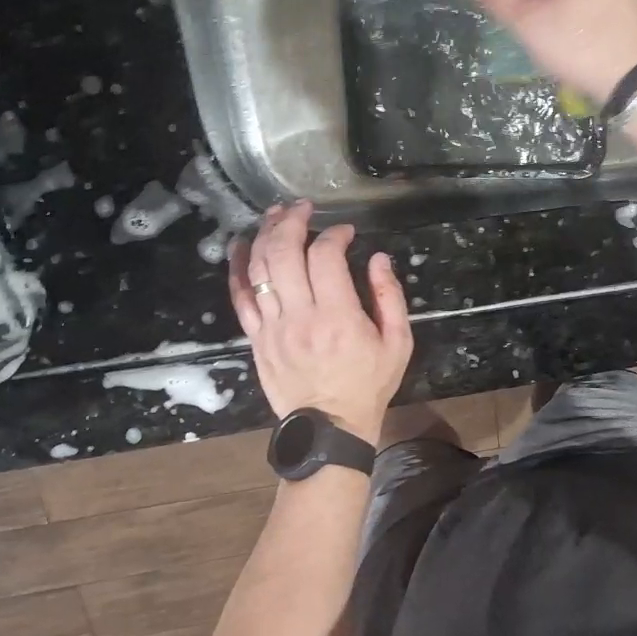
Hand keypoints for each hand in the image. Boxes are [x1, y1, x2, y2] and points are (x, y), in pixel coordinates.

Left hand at [228, 201, 412, 443]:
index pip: (326, 257)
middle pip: (284, 253)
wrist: (331, 427)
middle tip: (302, 208)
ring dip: (264, 235)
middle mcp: (300, 316)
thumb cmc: (369, 385)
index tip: (346, 232)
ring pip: (258, 268)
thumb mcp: (398, 344)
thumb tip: (379, 259)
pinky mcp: (256, 338)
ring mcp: (272, 327)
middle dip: (291, 221)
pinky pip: (239, 297)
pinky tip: (242, 245)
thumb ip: (390, 298)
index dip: (334, 235)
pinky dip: (238, 267)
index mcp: (339, 317)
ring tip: (274, 216)